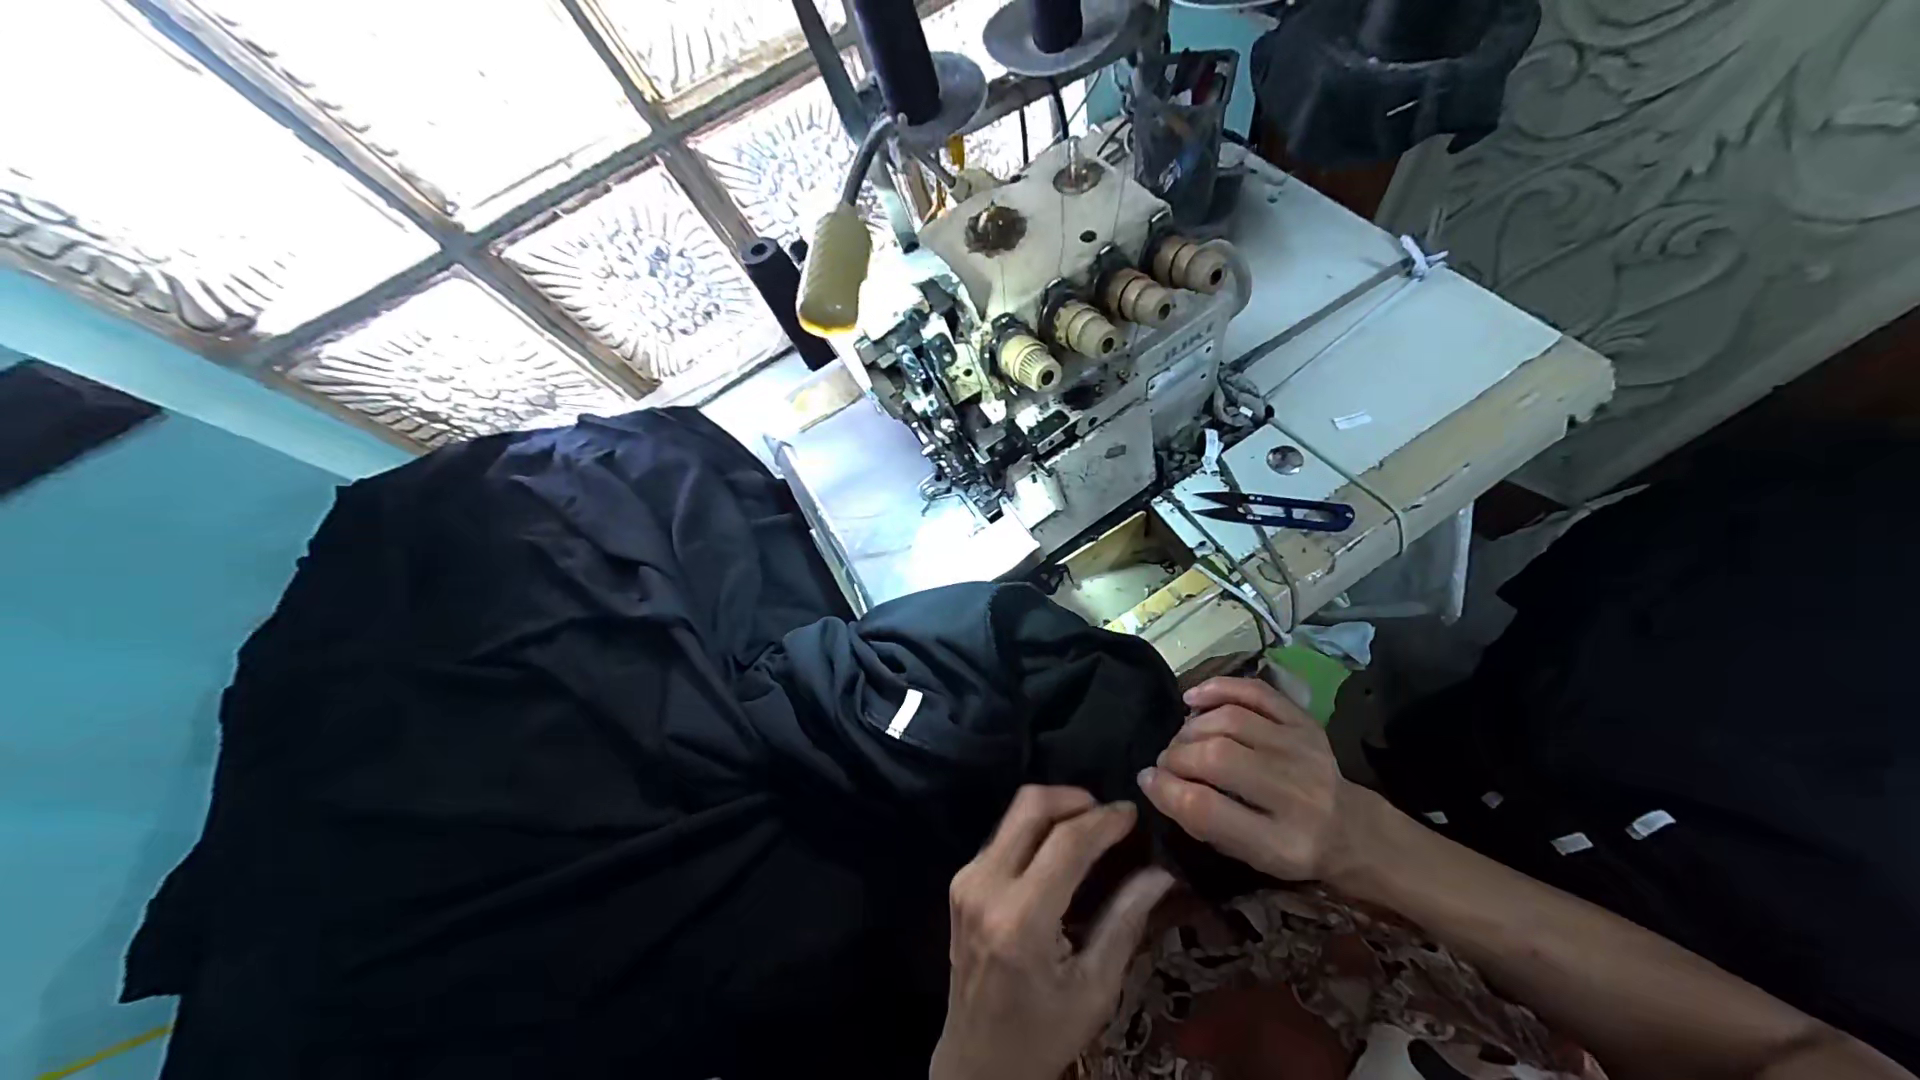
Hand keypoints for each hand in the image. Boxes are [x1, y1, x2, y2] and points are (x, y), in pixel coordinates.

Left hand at [931, 786, 1175, 1079]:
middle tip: (1108, 816)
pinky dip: (1035, 830)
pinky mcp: (960, 880)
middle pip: (1030, 807)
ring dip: (1054, 811)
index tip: (1132, 813)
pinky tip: (1059, 851)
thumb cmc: (1043, 1033)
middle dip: (1074, 799)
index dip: (1104, 820)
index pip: (1067, 843)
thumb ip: (1125, 921)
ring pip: (1014, 814)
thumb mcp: (1095, 988)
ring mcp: (967, 880)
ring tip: (1090, 831)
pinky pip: (1003, 834)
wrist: (977, 1061)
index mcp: (1021, 920)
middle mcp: (985, 886)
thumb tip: (1160, 872)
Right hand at [1137, 676, 1379, 885]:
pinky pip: (1255, 692)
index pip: (1208, 809)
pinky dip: (1217, 689)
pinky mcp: (1304, 722)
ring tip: (1181, 741)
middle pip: (1219, 757)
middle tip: (1166, 762)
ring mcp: (1303, 750)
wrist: (1352, 829)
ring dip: (1191, 728)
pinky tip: (1192, 699)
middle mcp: (1296, 794)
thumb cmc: (1288, 846)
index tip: (1147, 780)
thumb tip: (1152, 780)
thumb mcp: (1247, 854)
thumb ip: (1200, 821)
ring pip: (1231, 721)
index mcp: (1281, 843)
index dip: (1167, 790)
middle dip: (1176, 756)